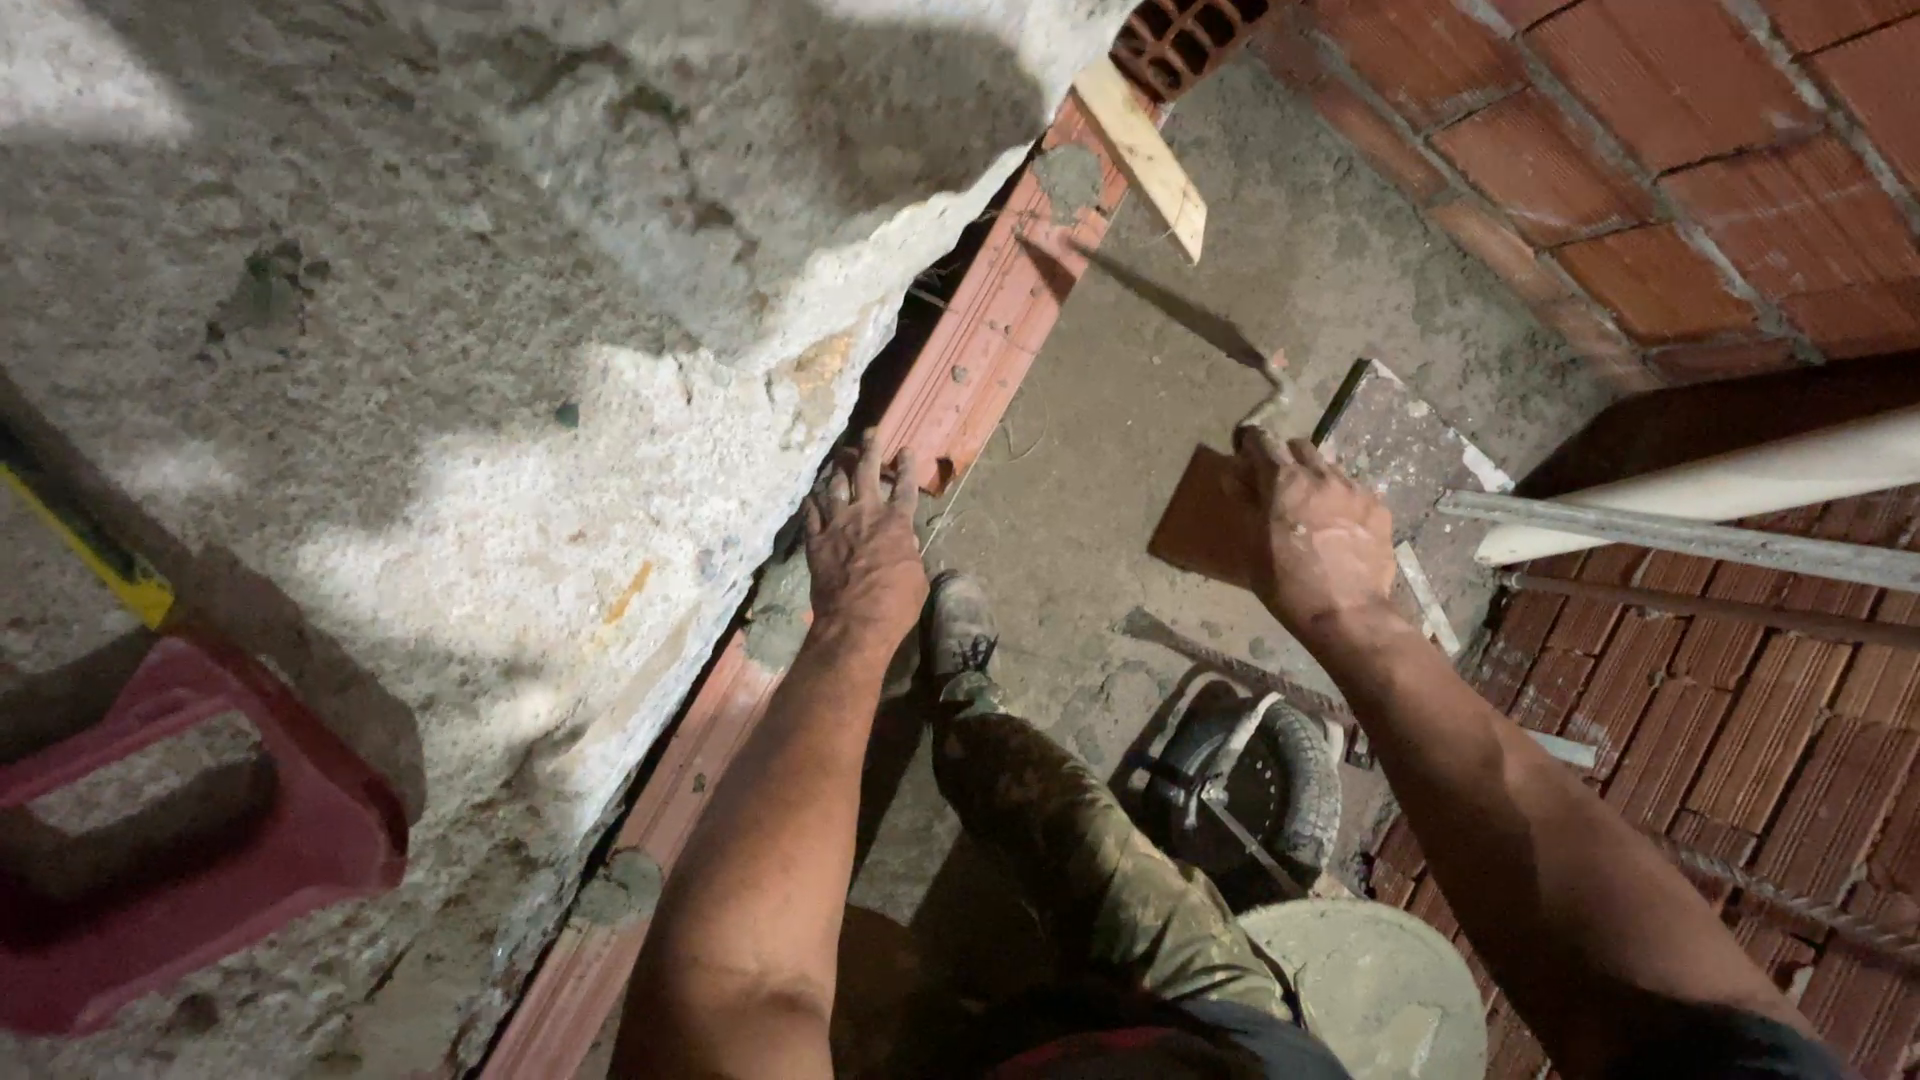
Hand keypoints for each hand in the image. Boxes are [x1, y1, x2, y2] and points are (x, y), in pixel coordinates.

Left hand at [804, 430, 928, 646]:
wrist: (855, 622)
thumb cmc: (896, 604)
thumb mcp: (917, 578)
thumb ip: (911, 554)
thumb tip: (906, 543)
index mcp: (897, 524)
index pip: (905, 488)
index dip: (906, 467)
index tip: (906, 449)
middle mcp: (866, 515)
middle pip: (867, 473)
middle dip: (870, 449)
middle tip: (870, 432)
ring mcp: (837, 525)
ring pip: (835, 486)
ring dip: (838, 468)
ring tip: (840, 455)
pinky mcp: (816, 541)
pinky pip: (811, 513)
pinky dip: (811, 501)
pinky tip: (810, 493)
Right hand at [1227, 431, 1396, 641]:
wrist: (1347, 614)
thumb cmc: (1287, 584)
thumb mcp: (1252, 546)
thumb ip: (1245, 504)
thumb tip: (1234, 476)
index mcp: (1284, 481)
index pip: (1262, 440)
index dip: (1249, 443)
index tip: (1243, 453)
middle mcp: (1322, 475)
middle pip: (1299, 446)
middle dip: (1284, 457)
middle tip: (1276, 483)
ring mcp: (1355, 490)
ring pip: (1329, 467)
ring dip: (1314, 478)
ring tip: (1310, 508)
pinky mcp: (1379, 508)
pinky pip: (1353, 490)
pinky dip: (1339, 499)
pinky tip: (1337, 527)